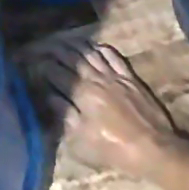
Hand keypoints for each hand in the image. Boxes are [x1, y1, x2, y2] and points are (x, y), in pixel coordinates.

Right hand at [26, 33, 185, 178]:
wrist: (154, 148)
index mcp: (81, 93)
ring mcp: (114, 75)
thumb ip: (63, 113)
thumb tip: (48, 94)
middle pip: (72, 57)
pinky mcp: (130, 77)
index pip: (56, 72)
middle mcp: (95, 78)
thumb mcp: (81, 139)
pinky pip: (113, 56)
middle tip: (45, 44)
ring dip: (76, 44)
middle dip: (56, 50)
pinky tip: (95, 45)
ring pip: (91, 52)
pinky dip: (102, 47)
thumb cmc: (114, 149)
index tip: (34, 61)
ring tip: (64, 40)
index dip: (43, 65)